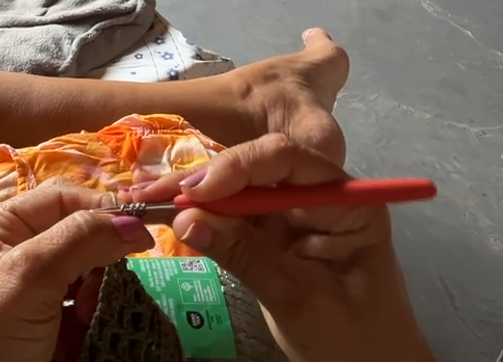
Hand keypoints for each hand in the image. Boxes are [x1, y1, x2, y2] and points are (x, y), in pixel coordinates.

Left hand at [0, 184, 154, 361]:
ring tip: (98, 309)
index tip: (143, 232)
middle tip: (115, 280)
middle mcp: (21, 251)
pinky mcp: (58, 331)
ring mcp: (40, 294)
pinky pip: (94, 310)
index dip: (102, 208)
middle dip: (104, 254)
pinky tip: (97, 328)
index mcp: (2, 226)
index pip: (63, 199)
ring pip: (93, 273)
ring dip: (105, 289)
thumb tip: (135, 221)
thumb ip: (78, 241)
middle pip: (82, 234)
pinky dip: (104, 316)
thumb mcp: (26, 278)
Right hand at [126, 135, 434, 361]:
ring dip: (190, 191)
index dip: (236, 166)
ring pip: (234, 185)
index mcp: (345, 200)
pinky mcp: (269, 228)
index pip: (285, 159)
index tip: (197, 191)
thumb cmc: (356, 345)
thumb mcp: (300, 301)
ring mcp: (290, 209)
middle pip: (252, 166)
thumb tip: (184, 220)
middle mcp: (316, 192)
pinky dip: (196, 211)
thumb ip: (245, 255)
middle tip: (152, 192)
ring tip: (146, 195)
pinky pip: (229, 210)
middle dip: (203, 179)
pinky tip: (162, 206)